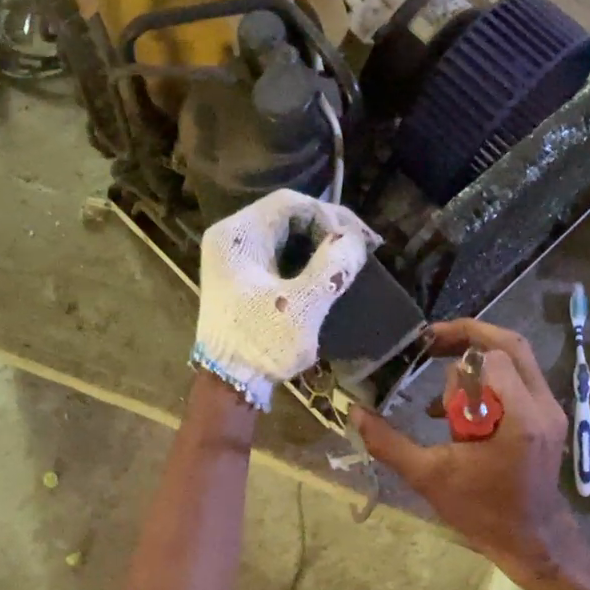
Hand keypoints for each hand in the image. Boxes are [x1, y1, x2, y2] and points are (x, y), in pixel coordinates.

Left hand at [193, 191, 378, 409]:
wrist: (228, 386)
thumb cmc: (262, 343)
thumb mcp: (304, 306)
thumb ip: (333, 267)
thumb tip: (356, 241)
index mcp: (237, 235)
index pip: (291, 203)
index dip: (331, 215)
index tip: (359, 240)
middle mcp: (230, 238)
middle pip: (287, 215)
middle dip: (327, 228)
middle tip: (361, 246)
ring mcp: (233, 259)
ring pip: (284, 235)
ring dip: (318, 244)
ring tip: (350, 258)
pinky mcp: (240, 278)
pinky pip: (277, 254)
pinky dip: (304, 259)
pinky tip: (327, 272)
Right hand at [353, 319, 584, 571]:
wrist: (531, 541)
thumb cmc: (481, 512)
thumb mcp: (429, 478)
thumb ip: (390, 443)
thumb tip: (355, 413)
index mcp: (518, 418)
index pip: (489, 360)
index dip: (456, 362)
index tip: (427, 370)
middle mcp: (542, 405)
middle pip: (510, 345)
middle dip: (468, 339)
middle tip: (430, 343)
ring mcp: (551, 409)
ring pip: (518, 359)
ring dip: (478, 360)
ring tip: (440, 376)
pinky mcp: (549, 417)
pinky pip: (520, 379)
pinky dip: (490, 379)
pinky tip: (457, 408)